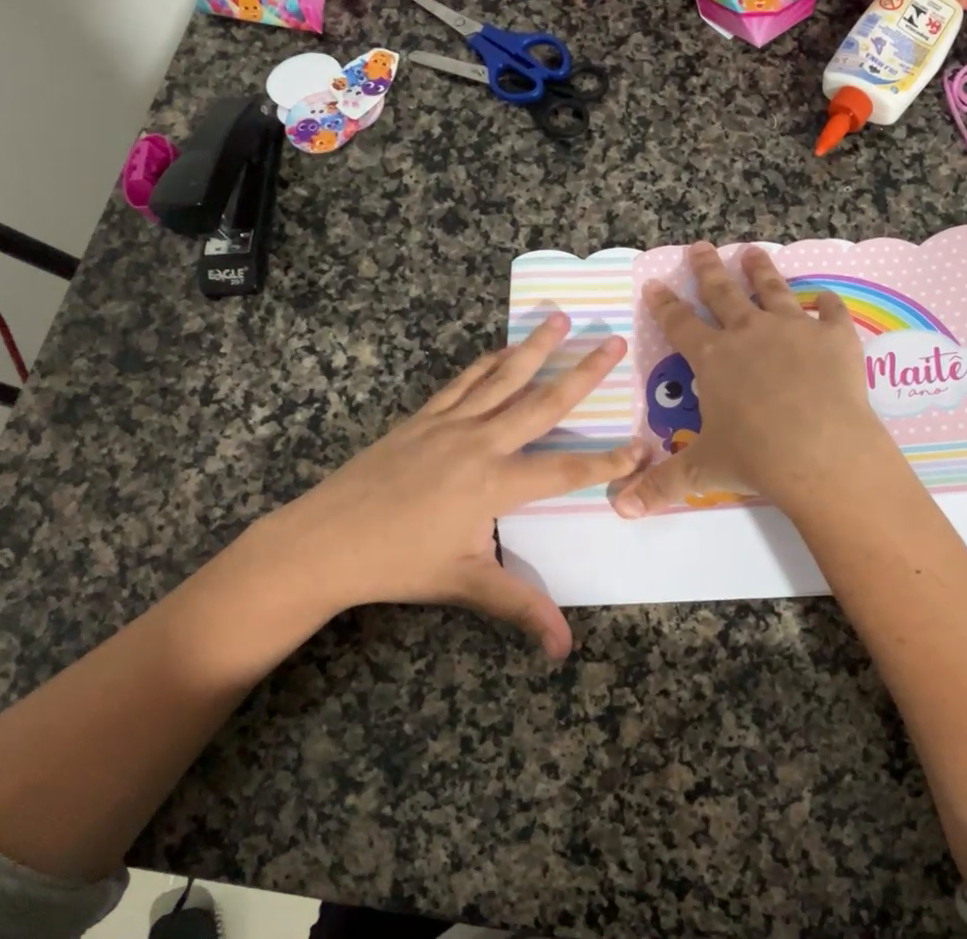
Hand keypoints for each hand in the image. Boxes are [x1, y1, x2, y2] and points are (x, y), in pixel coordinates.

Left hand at [232, 314, 643, 658]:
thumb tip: (563, 648)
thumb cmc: (399, 565)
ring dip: (536, 347)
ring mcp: (448, 425)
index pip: (566, 469)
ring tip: (561, 317)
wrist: (323, 541)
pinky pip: (463, 382)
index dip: (609, 460)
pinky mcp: (422, 419)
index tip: (643, 446)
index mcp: (495, 484)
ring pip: (502, 379)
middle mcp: (479, 444)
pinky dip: (487, 363)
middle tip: (614, 341)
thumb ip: (521, 607)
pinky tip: (503, 349)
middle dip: (583, 373)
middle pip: (542, 403)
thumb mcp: (466, 584)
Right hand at [613, 242, 901, 518]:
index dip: (665, 303)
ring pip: (773, 289)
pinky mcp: (835, 335)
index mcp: (712, 358)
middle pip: (723, 292)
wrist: (821, 451)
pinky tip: (824, 297)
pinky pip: (829, 310)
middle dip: (707, 269)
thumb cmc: (755, 458)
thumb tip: (618, 508)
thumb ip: (661, 484)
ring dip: (760, 270)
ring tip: (753, 252)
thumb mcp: (702, 470)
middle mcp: (749, 332)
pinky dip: (826, 302)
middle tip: (700, 247)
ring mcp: (794, 328)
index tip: (655, 284)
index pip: (679, 324)